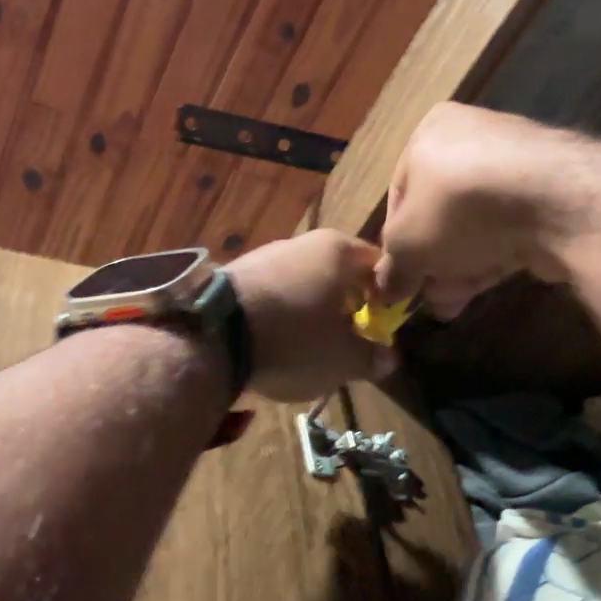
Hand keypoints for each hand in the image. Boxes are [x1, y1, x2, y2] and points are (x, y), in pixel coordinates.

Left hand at [225, 229, 392, 401]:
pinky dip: (283, 313)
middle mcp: (305, 242)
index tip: (383, 329)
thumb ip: (372, 357)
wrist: (212, 336)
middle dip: (348, 306)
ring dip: (314, 310)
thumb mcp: (343, 359)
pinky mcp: (237, 273)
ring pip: (306, 283)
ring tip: (310, 347)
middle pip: (340, 273)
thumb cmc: (294, 340)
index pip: (380, 267)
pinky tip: (276, 342)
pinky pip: (275, 292)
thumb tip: (388, 357)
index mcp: (340, 250)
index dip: (387, 299)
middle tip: (350, 341)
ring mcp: (267, 253)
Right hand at [376, 103, 585, 319]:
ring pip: (475, 225)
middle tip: (430, 300)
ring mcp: (517, 163)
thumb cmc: (460, 208)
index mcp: (431, 131)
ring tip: (452, 306)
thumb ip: (393, 269)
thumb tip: (385, 292)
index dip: (397, 243)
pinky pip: (510, 227)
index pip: (401, 193)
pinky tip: (485, 286)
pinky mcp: (551, 193)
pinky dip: (494, 255)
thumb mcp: (408, 244)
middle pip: (440, 212)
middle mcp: (474, 136)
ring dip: (459, 268)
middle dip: (433, 263)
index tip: (401, 280)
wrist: (556, 202)